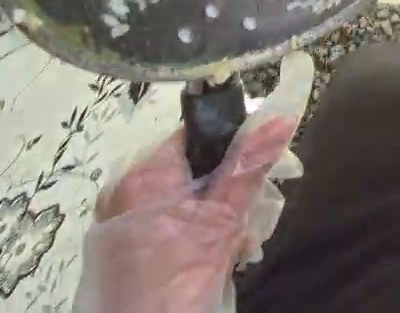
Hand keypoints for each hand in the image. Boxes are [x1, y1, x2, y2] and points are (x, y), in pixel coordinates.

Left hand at [74, 55, 311, 312]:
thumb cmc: (178, 282)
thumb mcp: (223, 220)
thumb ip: (250, 165)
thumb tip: (282, 117)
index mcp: (143, 173)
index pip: (198, 132)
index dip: (235, 141)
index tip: (263, 162)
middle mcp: (122, 190)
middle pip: (192, 165)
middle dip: (230, 184)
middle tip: (256, 211)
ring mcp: (117, 222)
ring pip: (183, 194)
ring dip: (218, 210)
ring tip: (240, 241)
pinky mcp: (119, 250)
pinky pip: (165, 220)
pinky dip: (194, 230)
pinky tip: (218, 254)